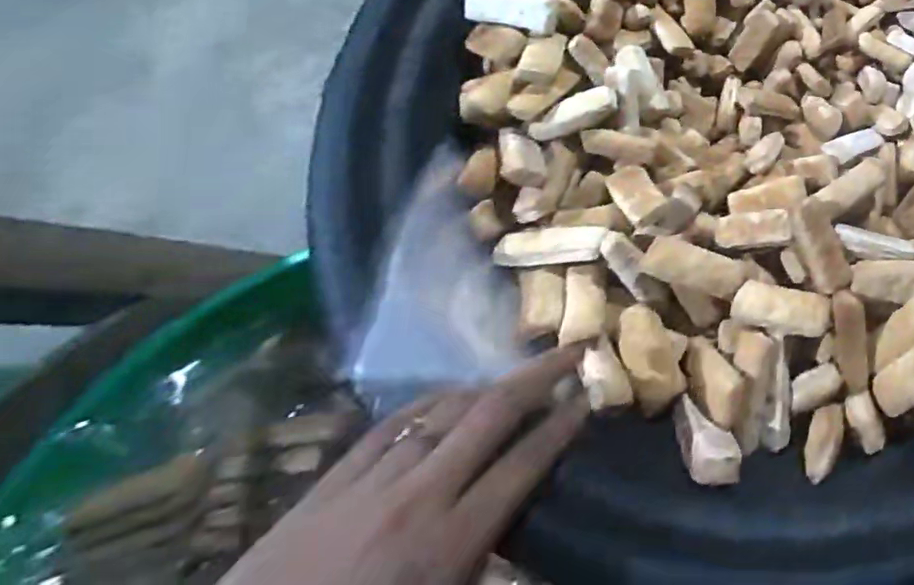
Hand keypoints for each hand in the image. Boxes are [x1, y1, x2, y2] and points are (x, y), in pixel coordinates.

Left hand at [221, 345, 588, 584]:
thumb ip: (487, 566)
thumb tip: (532, 547)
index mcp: (449, 540)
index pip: (526, 461)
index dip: (565, 423)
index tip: (590, 395)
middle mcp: (420, 497)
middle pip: (493, 414)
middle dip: (541, 375)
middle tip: (573, 350)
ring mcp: (368, 485)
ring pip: (443, 411)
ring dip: (488, 387)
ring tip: (515, 376)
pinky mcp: (324, 486)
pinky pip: (387, 426)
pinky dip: (426, 404)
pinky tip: (446, 396)